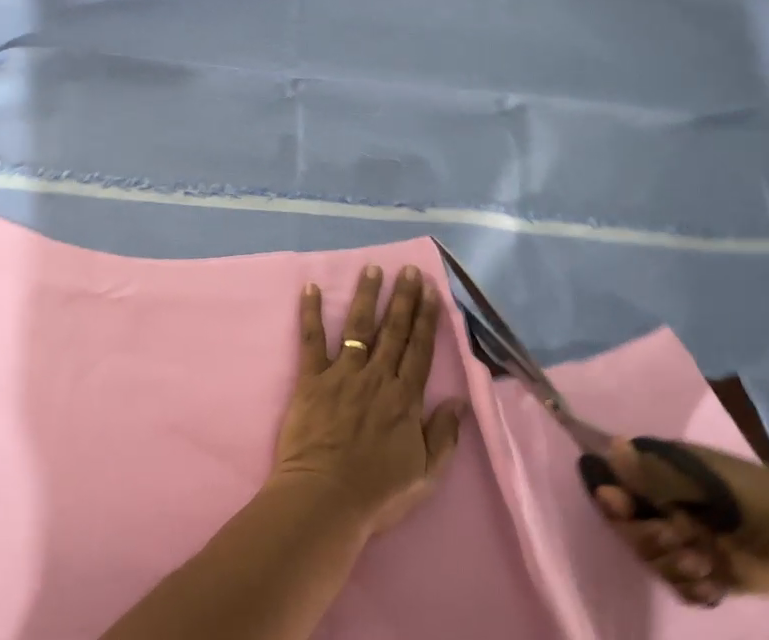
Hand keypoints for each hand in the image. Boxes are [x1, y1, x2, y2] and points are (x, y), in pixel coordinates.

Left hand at [272, 264, 469, 537]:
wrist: (325, 499)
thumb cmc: (378, 492)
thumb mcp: (425, 473)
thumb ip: (444, 436)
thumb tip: (459, 401)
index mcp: (405, 399)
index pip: (420, 350)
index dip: (427, 319)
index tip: (431, 291)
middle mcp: (376, 378)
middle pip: (393, 331)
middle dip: (402, 298)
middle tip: (408, 269)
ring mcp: (342, 376)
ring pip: (357, 328)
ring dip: (365, 296)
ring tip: (371, 268)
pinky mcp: (311, 381)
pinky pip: (311, 341)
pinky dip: (309, 313)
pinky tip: (309, 287)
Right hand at [585, 437, 768, 607]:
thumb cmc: (754, 499)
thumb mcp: (702, 481)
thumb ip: (653, 472)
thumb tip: (612, 444)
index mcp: (666, 474)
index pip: (620, 485)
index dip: (616, 500)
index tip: (620, 507)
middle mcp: (670, 505)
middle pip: (632, 528)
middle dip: (650, 538)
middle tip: (679, 538)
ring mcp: (689, 541)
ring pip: (654, 559)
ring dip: (673, 566)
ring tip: (703, 566)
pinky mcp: (707, 573)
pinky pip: (679, 585)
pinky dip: (693, 588)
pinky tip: (714, 586)